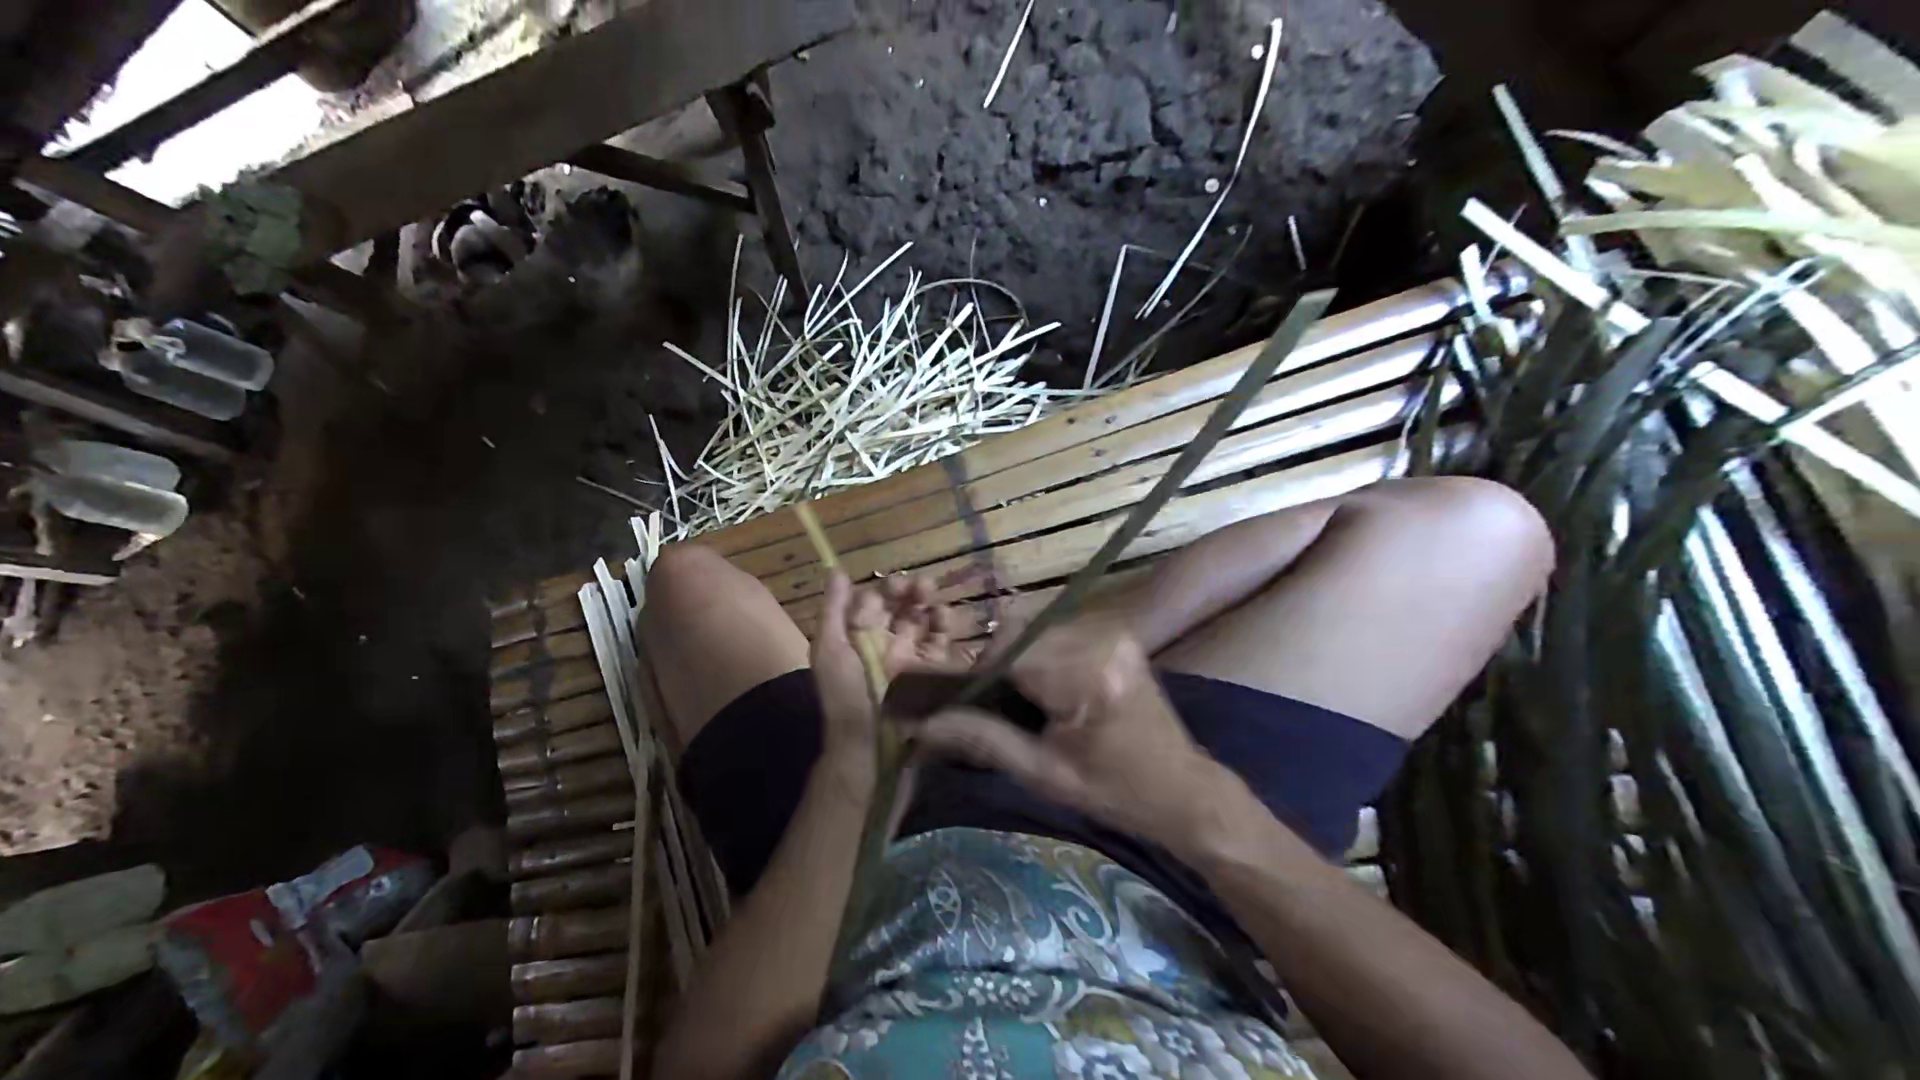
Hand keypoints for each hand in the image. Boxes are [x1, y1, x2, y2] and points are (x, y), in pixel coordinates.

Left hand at [811, 572, 965, 760]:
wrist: (871, 744)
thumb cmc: (845, 694)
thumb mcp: (829, 649)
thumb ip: (833, 609)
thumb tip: (837, 569)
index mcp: (858, 635)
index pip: (875, 601)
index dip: (885, 591)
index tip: (893, 589)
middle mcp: (885, 641)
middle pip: (901, 606)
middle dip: (911, 591)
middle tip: (921, 587)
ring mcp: (910, 655)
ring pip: (923, 619)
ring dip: (929, 603)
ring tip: (931, 597)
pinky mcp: (932, 670)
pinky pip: (941, 641)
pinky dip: (944, 625)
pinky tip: (943, 616)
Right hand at [914, 621, 1240, 849]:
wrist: (1183, 790)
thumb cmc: (1114, 792)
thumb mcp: (1044, 775)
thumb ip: (982, 740)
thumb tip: (922, 725)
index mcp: (1087, 678)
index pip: (1009, 653)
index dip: (977, 676)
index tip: (963, 705)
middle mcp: (1101, 640)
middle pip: (1019, 632)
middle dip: (996, 665)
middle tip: (996, 708)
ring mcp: (1112, 632)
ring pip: (1034, 627)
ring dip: (1016, 658)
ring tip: (1023, 702)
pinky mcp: (1116, 633)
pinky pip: (1056, 631)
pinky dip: (1038, 653)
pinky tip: (1046, 689)